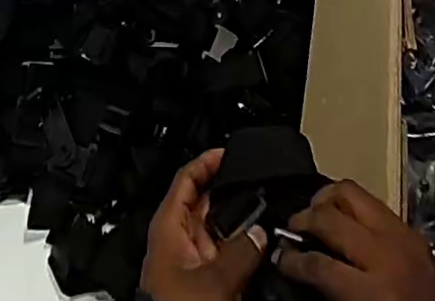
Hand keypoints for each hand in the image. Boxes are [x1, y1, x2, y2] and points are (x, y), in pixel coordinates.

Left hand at [139, 148, 267, 300]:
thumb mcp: (211, 282)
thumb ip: (239, 253)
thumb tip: (260, 231)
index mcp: (169, 225)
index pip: (186, 178)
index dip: (206, 161)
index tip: (229, 151)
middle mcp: (179, 238)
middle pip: (205, 202)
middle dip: (230, 192)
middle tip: (257, 181)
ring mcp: (191, 262)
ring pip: (218, 230)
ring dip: (239, 222)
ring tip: (265, 210)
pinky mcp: (204, 284)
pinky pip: (225, 256)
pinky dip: (241, 249)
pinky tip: (260, 248)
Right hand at [277, 180, 434, 300]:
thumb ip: (333, 292)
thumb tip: (303, 271)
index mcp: (373, 291)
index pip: (319, 265)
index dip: (292, 261)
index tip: (279, 257)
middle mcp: (385, 253)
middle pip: (330, 217)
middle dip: (304, 220)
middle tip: (293, 229)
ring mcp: (400, 235)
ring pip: (350, 192)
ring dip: (325, 199)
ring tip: (315, 212)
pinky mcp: (411, 229)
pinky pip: (371, 200)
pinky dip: (350, 204)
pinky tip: (343, 217)